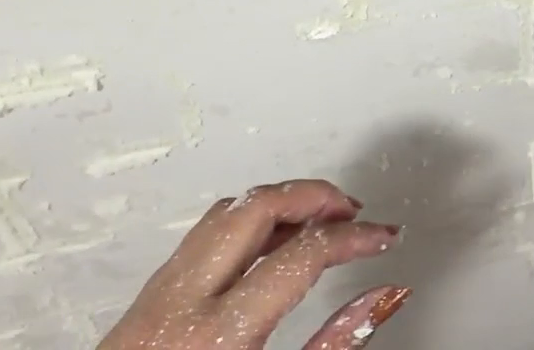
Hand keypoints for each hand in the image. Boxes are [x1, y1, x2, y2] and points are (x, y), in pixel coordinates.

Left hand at [99, 179, 408, 349]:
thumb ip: (332, 345)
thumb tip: (387, 294)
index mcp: (216, 335)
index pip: (302, 254)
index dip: (355, 238)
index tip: (384, 237)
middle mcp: (181, 303)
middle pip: (260, 207)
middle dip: (318, 197)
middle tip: (355, 212)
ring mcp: (157, 295)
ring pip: (229, 210)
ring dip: (284, 203)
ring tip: (322, 220)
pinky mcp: (147, 297)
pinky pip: (206, 233)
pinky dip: (251, 222)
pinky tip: (275, 241)